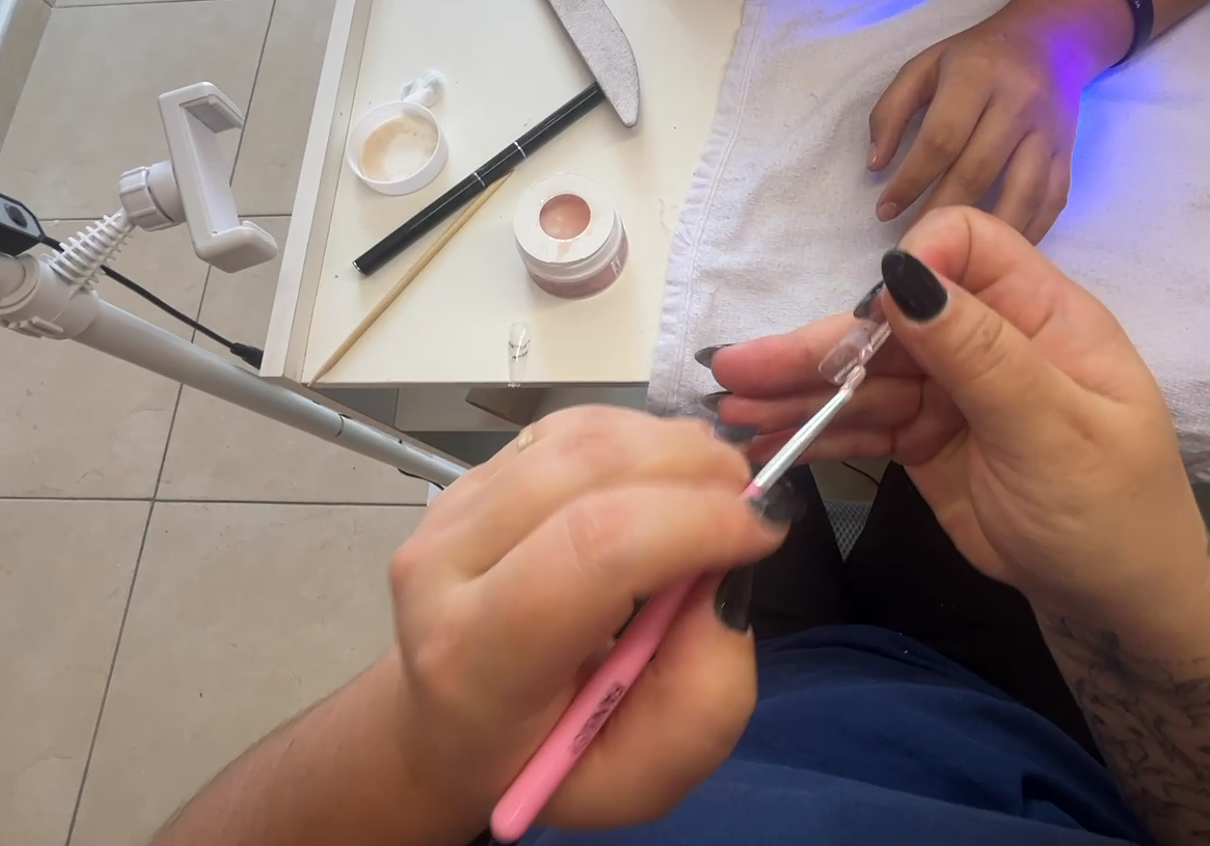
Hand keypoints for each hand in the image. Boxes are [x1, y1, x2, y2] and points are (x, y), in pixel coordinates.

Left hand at [385, 407, 783, 830]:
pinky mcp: (468, 477)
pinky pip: (566, 428)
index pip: (591, 550)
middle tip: (752, 499)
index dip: (693, 523)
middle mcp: (445, 564)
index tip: (765, 530)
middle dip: (694, 468)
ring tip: (717, 485)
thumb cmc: (539, 758)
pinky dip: (635, 434)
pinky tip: (662, 471)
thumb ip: (701, 703)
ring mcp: (451, 507)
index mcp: (475, 658)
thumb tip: (724, 582)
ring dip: (670, 444)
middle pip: (587, 469)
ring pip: (580, 436)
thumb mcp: (634, 780)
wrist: (443, 720)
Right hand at [708, 208, 1209, 618]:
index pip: (964, 247)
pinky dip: (812, 434)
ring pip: (858, 378)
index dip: (913, 266)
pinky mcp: (916, 436)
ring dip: (795, 394)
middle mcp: (980, 340)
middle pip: (884, 324)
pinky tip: (765, 440)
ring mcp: (943, 390)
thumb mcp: (1053, 429)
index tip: (870, 315)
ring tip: (731, 408)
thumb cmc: (1109, 512)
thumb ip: (978, 351)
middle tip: (736, 369)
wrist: (1111, 603)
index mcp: (1034, 315)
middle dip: (812, 347)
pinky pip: (857, 426)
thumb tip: (902, 274)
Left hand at [870, 0, 1098, 240]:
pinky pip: (1052, 200)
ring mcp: (1050, 131)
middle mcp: (1018, 103)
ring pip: (1022, 192)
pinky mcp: (1068, 153)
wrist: (1051, 39)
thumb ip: (890, 112)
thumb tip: (874, 165)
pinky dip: (1027, 231)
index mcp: (976, 78)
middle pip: (977, 172)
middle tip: (912, 244)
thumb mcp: (922, 69)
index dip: (910, 181)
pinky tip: (999, 252)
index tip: (884, 211)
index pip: (941, 139)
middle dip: (939, 214)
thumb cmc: (972, 60)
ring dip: (986, 232)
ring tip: (954, 262)